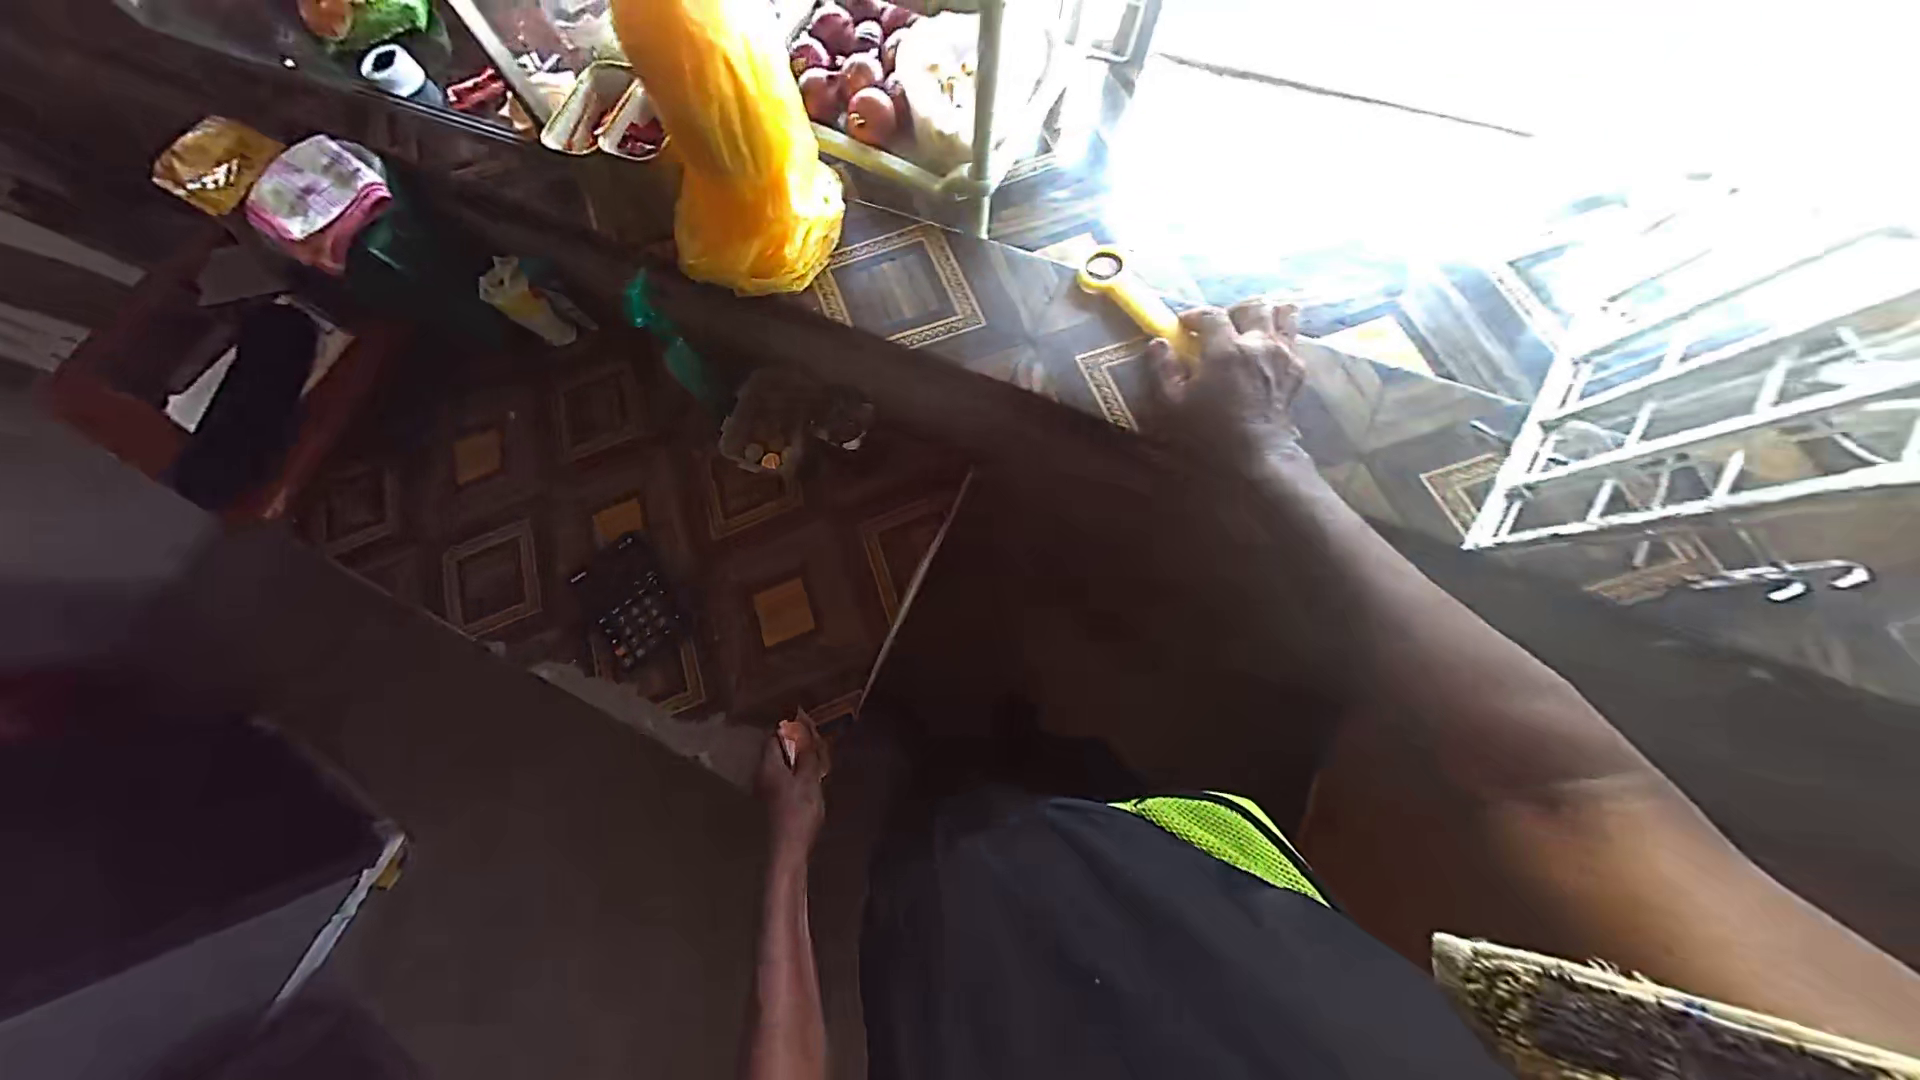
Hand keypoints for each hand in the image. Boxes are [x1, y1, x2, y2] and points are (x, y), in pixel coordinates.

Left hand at [755, 711, 829, 858]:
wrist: (789, 851)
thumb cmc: (799, 812)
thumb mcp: (809, 778)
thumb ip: (806, 752)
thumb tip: (802, 727)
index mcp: (768, 765)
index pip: (775, 735)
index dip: (791, 727)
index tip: (810, 726)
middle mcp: (761, 774)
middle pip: (777, 749)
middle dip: (797, 743)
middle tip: (818, 744)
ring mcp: (765, 788)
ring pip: (782, 763)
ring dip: (799, 758)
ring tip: (819, 760)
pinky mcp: (772, 801)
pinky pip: (784, 776)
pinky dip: (797, 771)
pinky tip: (812, 778)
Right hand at [1145, 299, 1306, 470]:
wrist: (1255, 457)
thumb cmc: (1207, 433)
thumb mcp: (1171, 405)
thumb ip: (1162, 369)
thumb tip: (1158, 343)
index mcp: (1225, 350)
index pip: (1210, 314)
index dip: (1194, 316)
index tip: (1182, 326)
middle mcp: (1258, 343)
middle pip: (1252, 306)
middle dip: (1232, 311)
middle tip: (1218, 328)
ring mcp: (1283, 354)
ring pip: (1281, 313)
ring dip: (1262, 316)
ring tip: (1247, 330)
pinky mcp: (1297, 369)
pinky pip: (1292, 337)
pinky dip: (1279, 335)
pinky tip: (1264, 351)